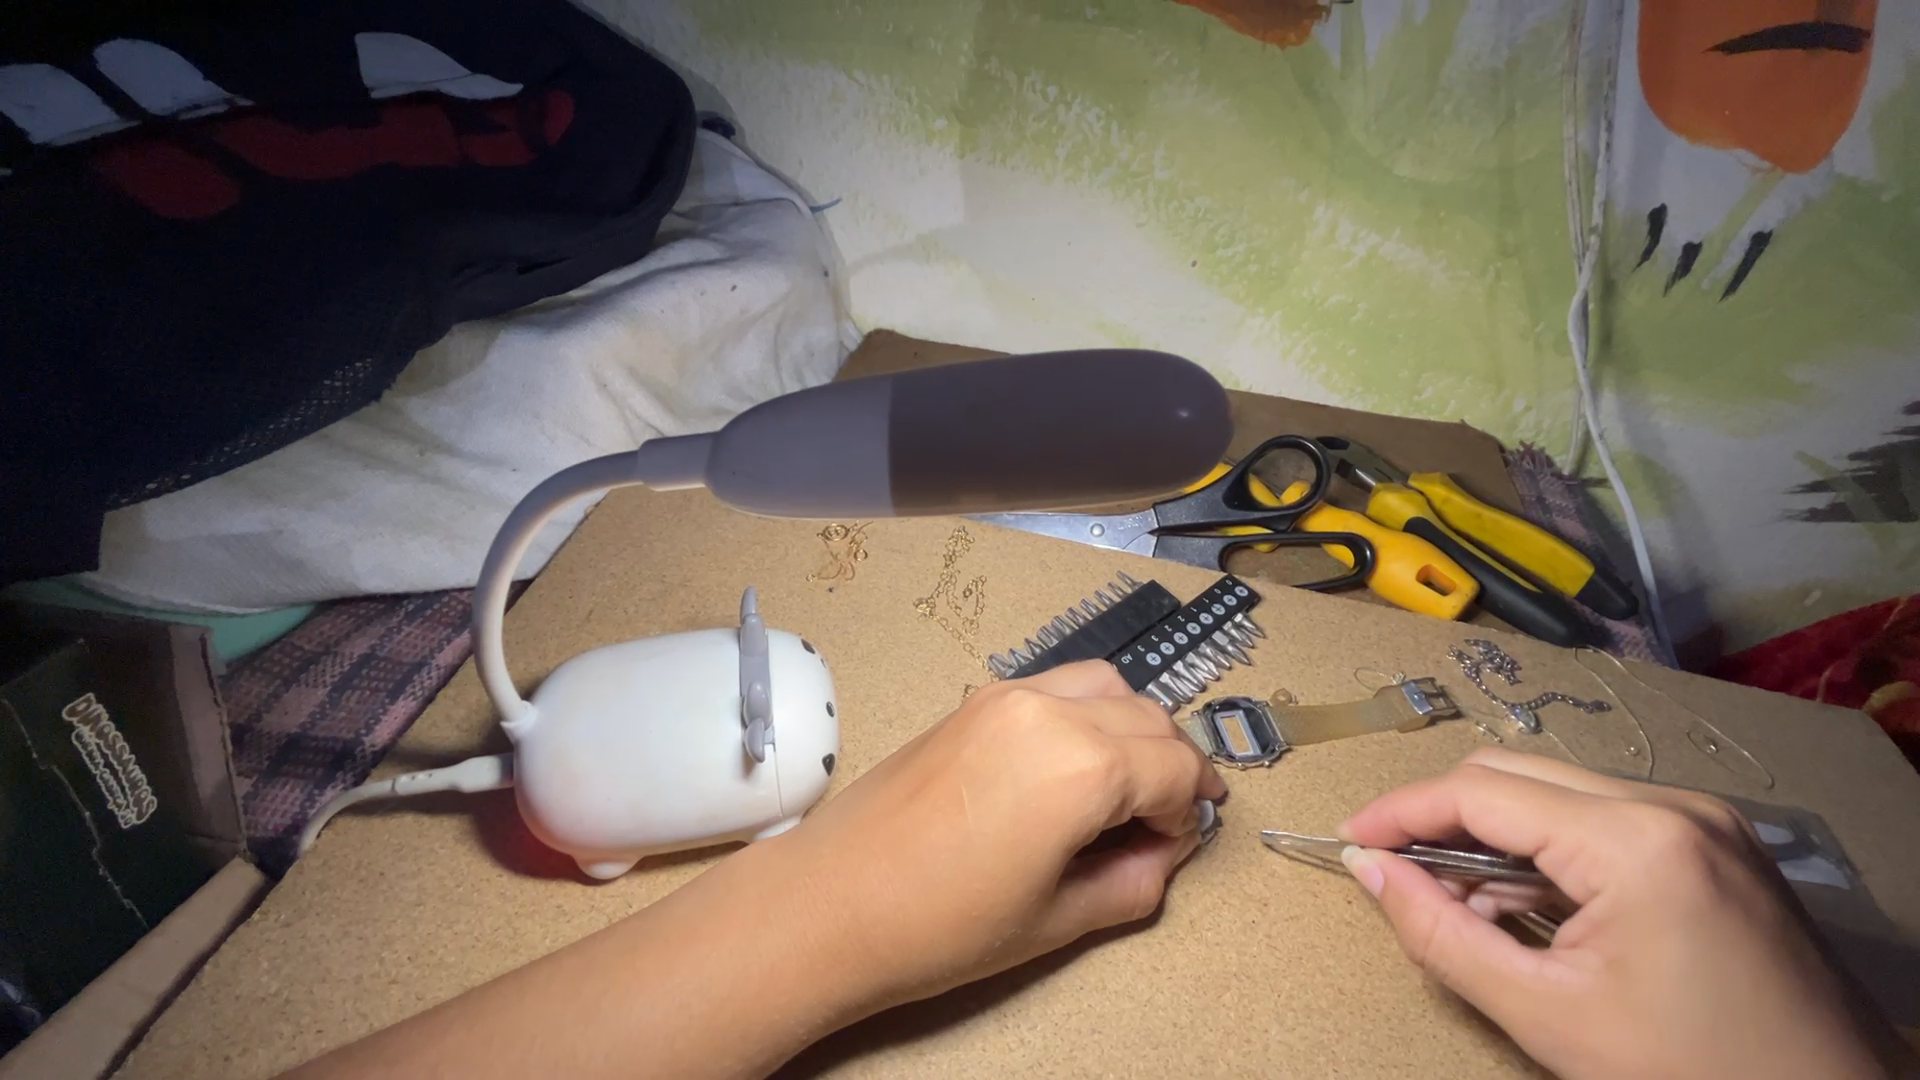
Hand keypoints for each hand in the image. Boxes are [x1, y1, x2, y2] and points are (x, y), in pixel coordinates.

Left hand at [763, 660, 1224, 1015]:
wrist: (837, 897)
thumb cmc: (945, 924)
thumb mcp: (1058, 920)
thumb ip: (1133, 881)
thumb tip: (1162, 852)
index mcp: (1080, 765)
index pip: (1175, 768)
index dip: (1188, 811)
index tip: (1173, 846)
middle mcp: (1050, 711)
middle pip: (1148, 717)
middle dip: (1170, 765)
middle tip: (1161, 818)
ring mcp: (1008, 695)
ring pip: (1106, 685)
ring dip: (1132, 726)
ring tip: (1124, 781)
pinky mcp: (977, 697)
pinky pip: (1056, 683)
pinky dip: (1086, 708)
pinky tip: (1072, 757)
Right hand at [1339, 747, 1909, 1079]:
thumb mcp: (1547, 1015)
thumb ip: (1438, 933)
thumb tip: (1365, 867)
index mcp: (1635, 840)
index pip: (1476, 792)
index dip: (1398, 811)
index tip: (1349, 838)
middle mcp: (1669, 804)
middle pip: (1506, 775)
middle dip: (1438, 818)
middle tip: (1395, 870)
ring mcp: (1697, 818)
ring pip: (1543, 791)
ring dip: (1484, 834)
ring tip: (1457, 898)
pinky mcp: (1708, 839)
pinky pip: (1587, 816)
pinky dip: (1534, 848)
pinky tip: (1516, 899)